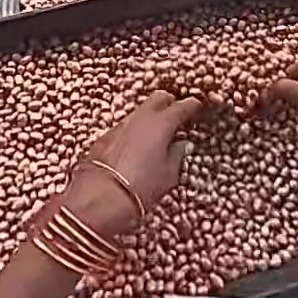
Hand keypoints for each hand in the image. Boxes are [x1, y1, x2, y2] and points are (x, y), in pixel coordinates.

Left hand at [67, 91, 202, 237]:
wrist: (101, 198)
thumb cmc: (139, 187)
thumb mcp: (168, 174)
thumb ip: (177, 155)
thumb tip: (181, 145)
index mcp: (161, 123)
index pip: (181, 107)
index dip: (190, 105)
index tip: (196, 106)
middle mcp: (140, 118)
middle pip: (158, 99)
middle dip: (169, 102)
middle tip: (177, 112)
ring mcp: (121, 125)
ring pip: (140, 111)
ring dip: (150, 116)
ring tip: (159, 131)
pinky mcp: (106, 136)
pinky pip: (126, 126)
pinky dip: (135, 130)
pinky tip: (139, 143)